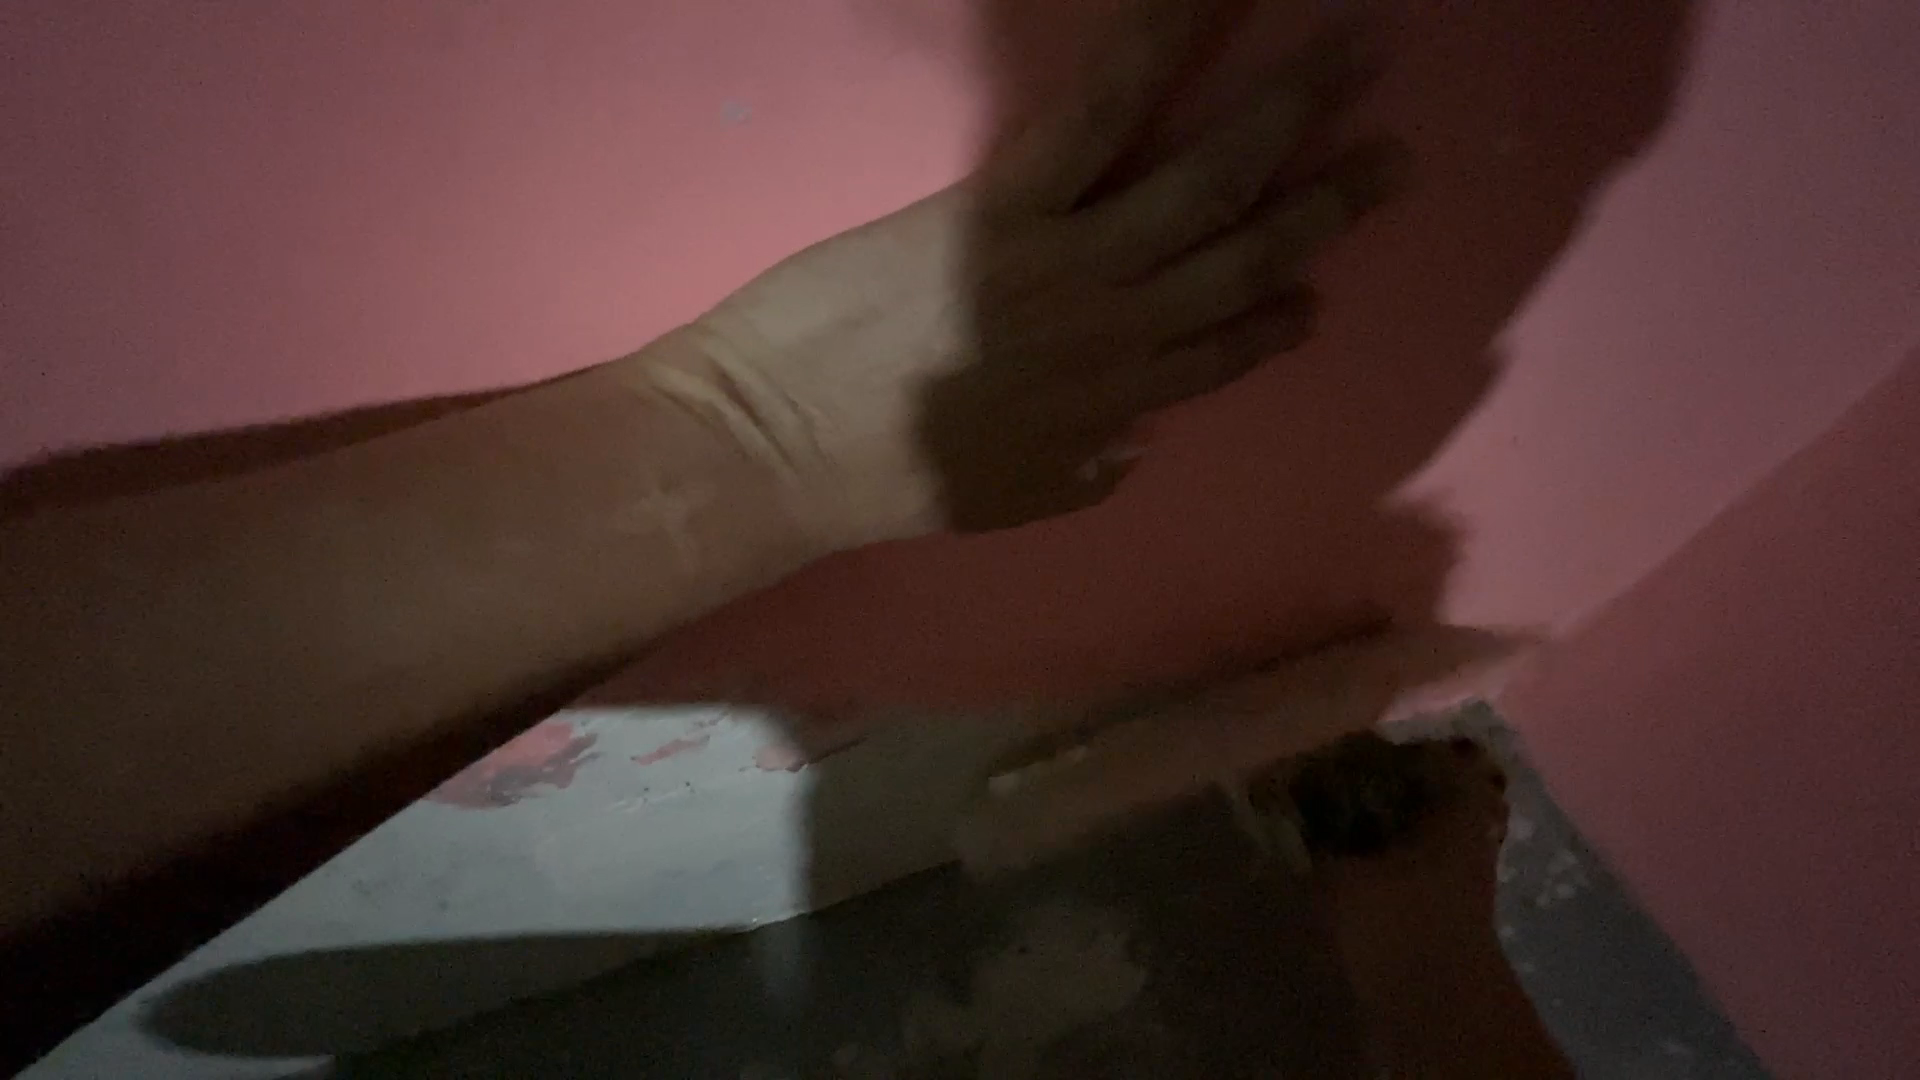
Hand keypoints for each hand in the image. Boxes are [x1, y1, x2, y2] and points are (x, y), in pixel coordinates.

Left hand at [626, 4, 1405, 547]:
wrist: (784, 455)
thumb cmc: (888, 483)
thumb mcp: (1006, 501)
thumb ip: (1082, 475)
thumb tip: (1138, 444)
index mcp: (1108, 412)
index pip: (1217, 360)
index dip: (1273, 324)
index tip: (1315, 297)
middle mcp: (1114, 339)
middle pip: (1237, 262)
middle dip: (1321, 210)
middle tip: (1393, 157)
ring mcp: (1065, 270)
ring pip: (1200, 183)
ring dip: (1284, 116)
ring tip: (1354, 57)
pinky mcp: (1000, 213)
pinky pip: (1096, 117)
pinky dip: (1157, 44)